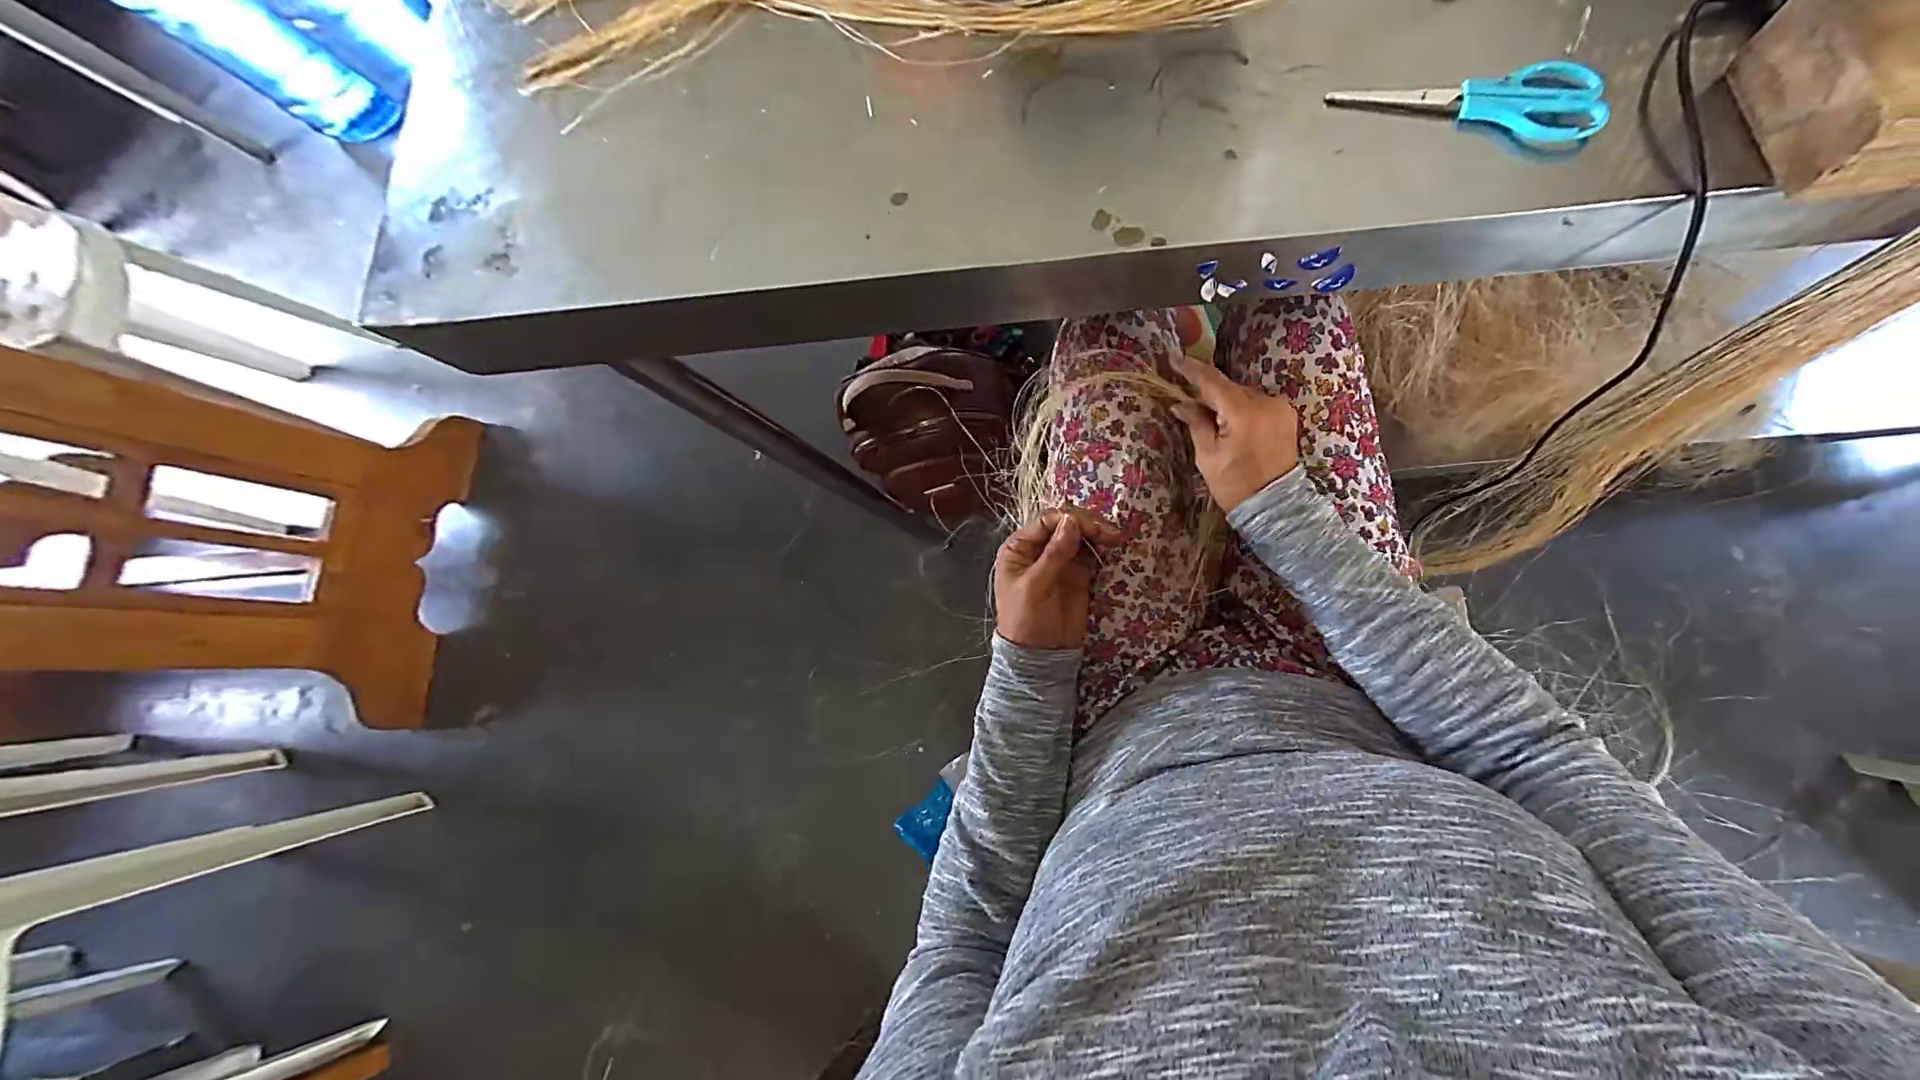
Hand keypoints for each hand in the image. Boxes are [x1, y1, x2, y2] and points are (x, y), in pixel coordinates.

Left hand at [994, 507, 1122, 649]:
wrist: (1040, 655)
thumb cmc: (1025, 619)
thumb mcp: (1035, 586)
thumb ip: (1054, 554)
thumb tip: (1072, 521)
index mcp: (1019, 548)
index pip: (1047, 521)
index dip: (1070, 519)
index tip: (1092, 527)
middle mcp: (1039, 549)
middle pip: (1066, 525)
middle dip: (1088, 525)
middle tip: (1110, 534)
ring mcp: (1060, 561)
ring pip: (1081, 537)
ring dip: (1098, 534)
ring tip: (1116, 538)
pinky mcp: (1077, 574)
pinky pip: (1091, 554)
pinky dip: (1102, 548)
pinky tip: (1113, 547)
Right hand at [1170, 353, 1300, 511]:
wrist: (1274, 504)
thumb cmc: (1234, 483)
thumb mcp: (1207, 455)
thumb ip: (1196, 422)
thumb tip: (1181, 403)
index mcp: (1243, 411)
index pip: (1212, 381)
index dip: (1191, 369)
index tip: (1174, 358)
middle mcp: (1265, 401)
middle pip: (1229, 388)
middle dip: (1207, 392)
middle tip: (1187, 402)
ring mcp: (1279, 407)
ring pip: (1242, 395)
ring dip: (1225, 402)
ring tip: (1211, 420)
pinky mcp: (1286, 415)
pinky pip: (1256, 403)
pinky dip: (1241, 408)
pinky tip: (1231, 424)